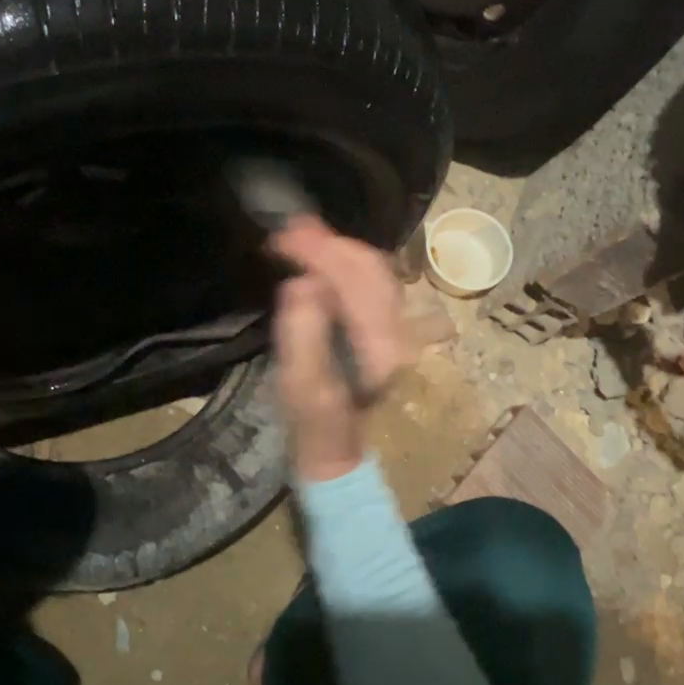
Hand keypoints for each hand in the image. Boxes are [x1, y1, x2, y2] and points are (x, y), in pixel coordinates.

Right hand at [269, 215, 412, 481]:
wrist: (338, 455)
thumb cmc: (313, 426)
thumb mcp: (301, 389)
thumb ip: (304, 336)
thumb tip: (303, 283)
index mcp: (381, 347)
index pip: (354, 280)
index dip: (319, 250)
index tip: (283, 236)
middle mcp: (400, 333)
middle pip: (371, 268)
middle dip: (330, 242)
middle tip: (287, 229)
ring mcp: (399, 332)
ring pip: (375, 272)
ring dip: (338, 249)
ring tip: (300, 236)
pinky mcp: (388, 333)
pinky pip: (372, 283)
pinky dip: (346, 264)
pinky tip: (320, 259)